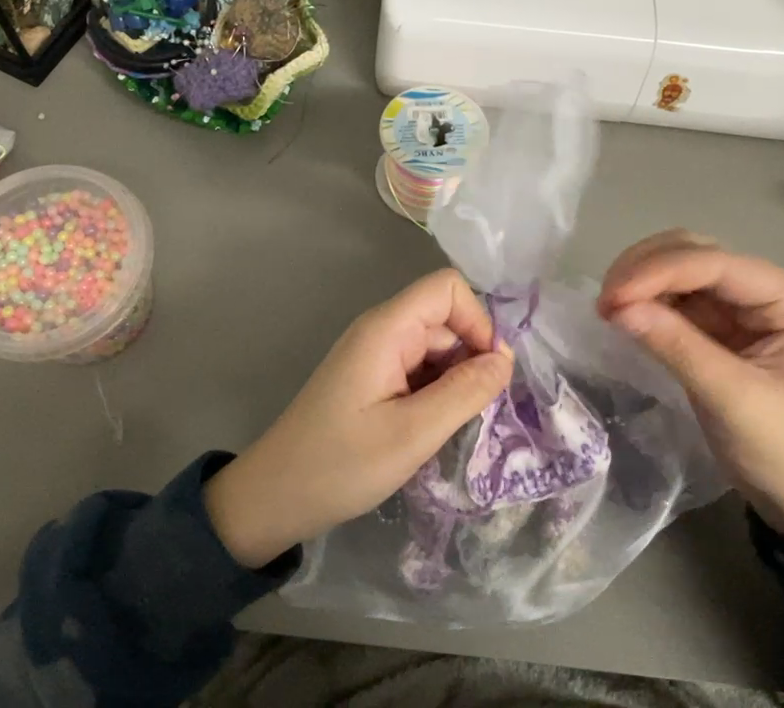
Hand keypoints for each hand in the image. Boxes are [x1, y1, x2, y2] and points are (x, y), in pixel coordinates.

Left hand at [205, 269, 513, 567]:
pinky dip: (436, 393)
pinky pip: (419, 370)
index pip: (447, 288)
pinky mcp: (372, 380)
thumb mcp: (413, 433)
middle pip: (446, 320)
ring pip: (436, 349)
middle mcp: (381, 332)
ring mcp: (375, 356)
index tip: (489, 374)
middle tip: (473, 415)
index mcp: (386, 329)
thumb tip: (506, 359)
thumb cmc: (342, 464)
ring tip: (449, 429)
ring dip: (455, 381)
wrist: (277, 496)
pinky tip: (432, 431)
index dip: (478, 321)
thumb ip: (465, 392)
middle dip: (471, 359)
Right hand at [597, 231, 783, 549]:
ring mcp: (745, 308)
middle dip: (646, 269)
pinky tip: (625, 316)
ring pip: (681, 270)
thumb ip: (677, 347)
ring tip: (609, 309)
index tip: (611, 298)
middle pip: (696, 253)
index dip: (658, 272)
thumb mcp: (734, 401)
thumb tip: (616, 307)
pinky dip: (647, 302)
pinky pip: (677, 299)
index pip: (716, 263)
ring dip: (642, 282)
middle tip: (605, 303)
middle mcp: (770, 290)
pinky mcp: (722, 327)